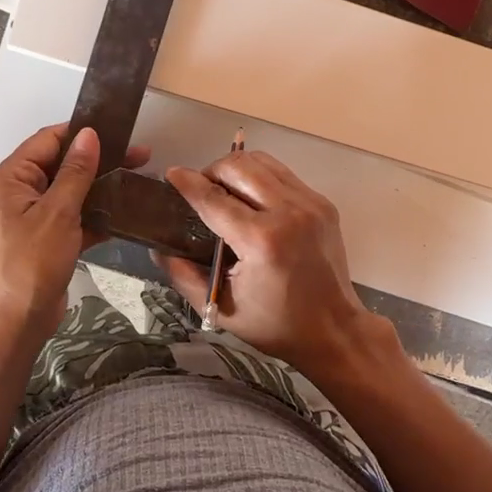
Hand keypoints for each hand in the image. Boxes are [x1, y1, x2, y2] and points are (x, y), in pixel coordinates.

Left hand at [0, 124, 147, 335]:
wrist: (18, 320)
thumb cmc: (32, 262)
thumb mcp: (57, 213)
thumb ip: (75, 172)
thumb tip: (90, 134)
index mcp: (11, 178)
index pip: (47, 141)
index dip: (81, 133)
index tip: (118, 131)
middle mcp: (20, 192)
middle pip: (61, 165)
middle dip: (98, 160)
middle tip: (140, 155)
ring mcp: (34, 217)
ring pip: (72, 192)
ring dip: (101, 188)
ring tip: (139, 179)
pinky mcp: (48, 240)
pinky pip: (75, 218)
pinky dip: (96, 216)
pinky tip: (126, 213)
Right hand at [159, 150, 384, 371]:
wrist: (333, 330)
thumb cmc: (275, 325)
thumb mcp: (220, 308)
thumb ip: (184, 275)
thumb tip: (158, 247)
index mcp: (261, 241)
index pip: (214, 198)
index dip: (187, 183)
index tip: (170, 175)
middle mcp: (288, 213)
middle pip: (239, 166)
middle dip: (211, 172)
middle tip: (200, 192)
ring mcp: (310, 204)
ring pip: (262, 161)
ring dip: (236, 170)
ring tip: (224, 192)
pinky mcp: (322, 203)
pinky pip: (282, 174)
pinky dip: (259, 178)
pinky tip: (251, 201)